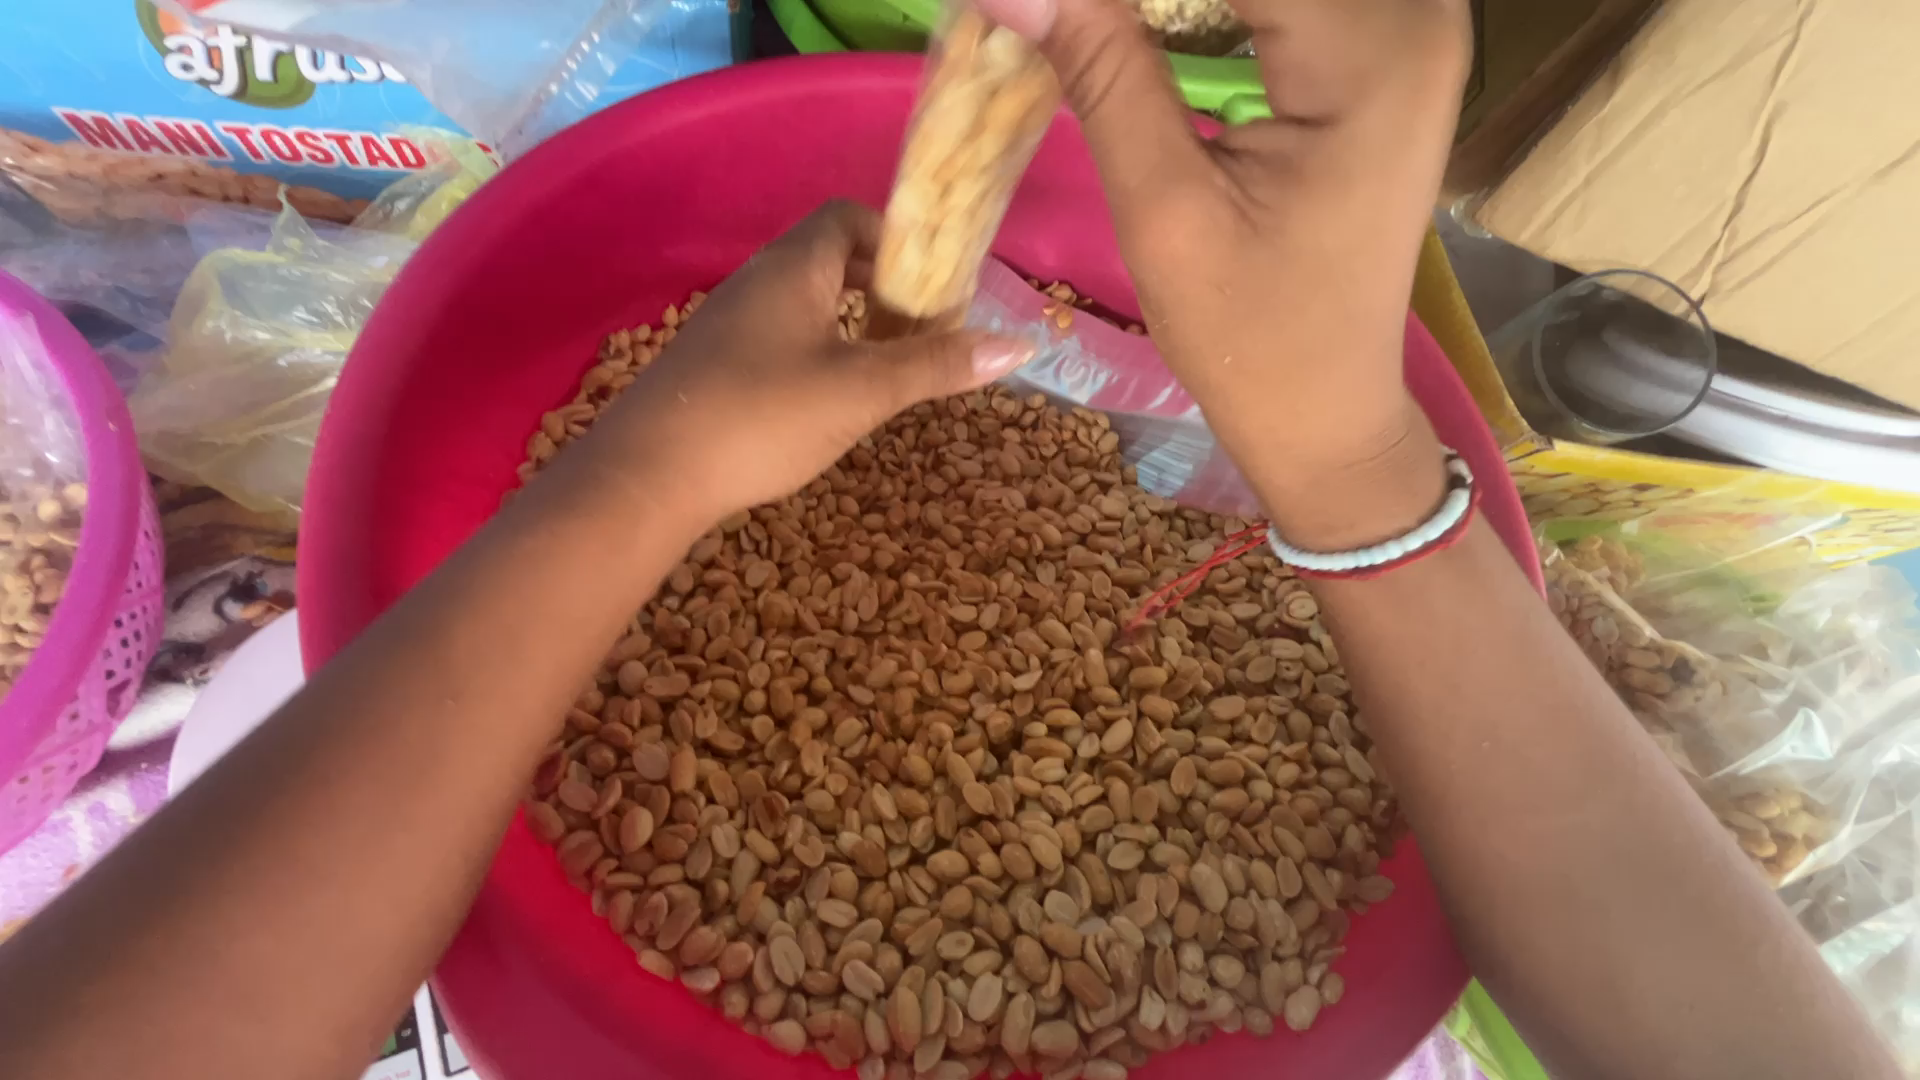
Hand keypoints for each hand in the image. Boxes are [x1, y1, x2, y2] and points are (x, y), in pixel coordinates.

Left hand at [580, 201, 1031, 522]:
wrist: (650, 475)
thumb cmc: (762, 418)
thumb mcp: (861, 391)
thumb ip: (935, 366)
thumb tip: (1019, 344)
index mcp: (793, 268)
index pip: (847, 219)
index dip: (895, 239)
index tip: (932, 280)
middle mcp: (756, 283)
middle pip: (826, 259)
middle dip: (878, 286)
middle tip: (918, 327)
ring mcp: (729, 326)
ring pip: (802, 302)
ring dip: (847, 322)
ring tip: (885, 363)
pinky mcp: (715, 367)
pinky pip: (779, 337)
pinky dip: (817, 351)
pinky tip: (829, 397)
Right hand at [976, 0, 1470, 544]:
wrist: (1323, 410)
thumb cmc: (1247, 338)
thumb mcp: (1165, 212)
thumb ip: (1105, 78)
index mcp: (1373, 49)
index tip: (1031, 0)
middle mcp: (1413, 11)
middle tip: (1059, 20)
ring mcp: (1404, 32)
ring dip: (1169, 3)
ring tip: (1093, 33)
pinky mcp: (1379, 62)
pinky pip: (1282, 5)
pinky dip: (1204, 10)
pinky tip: (1145, 31)